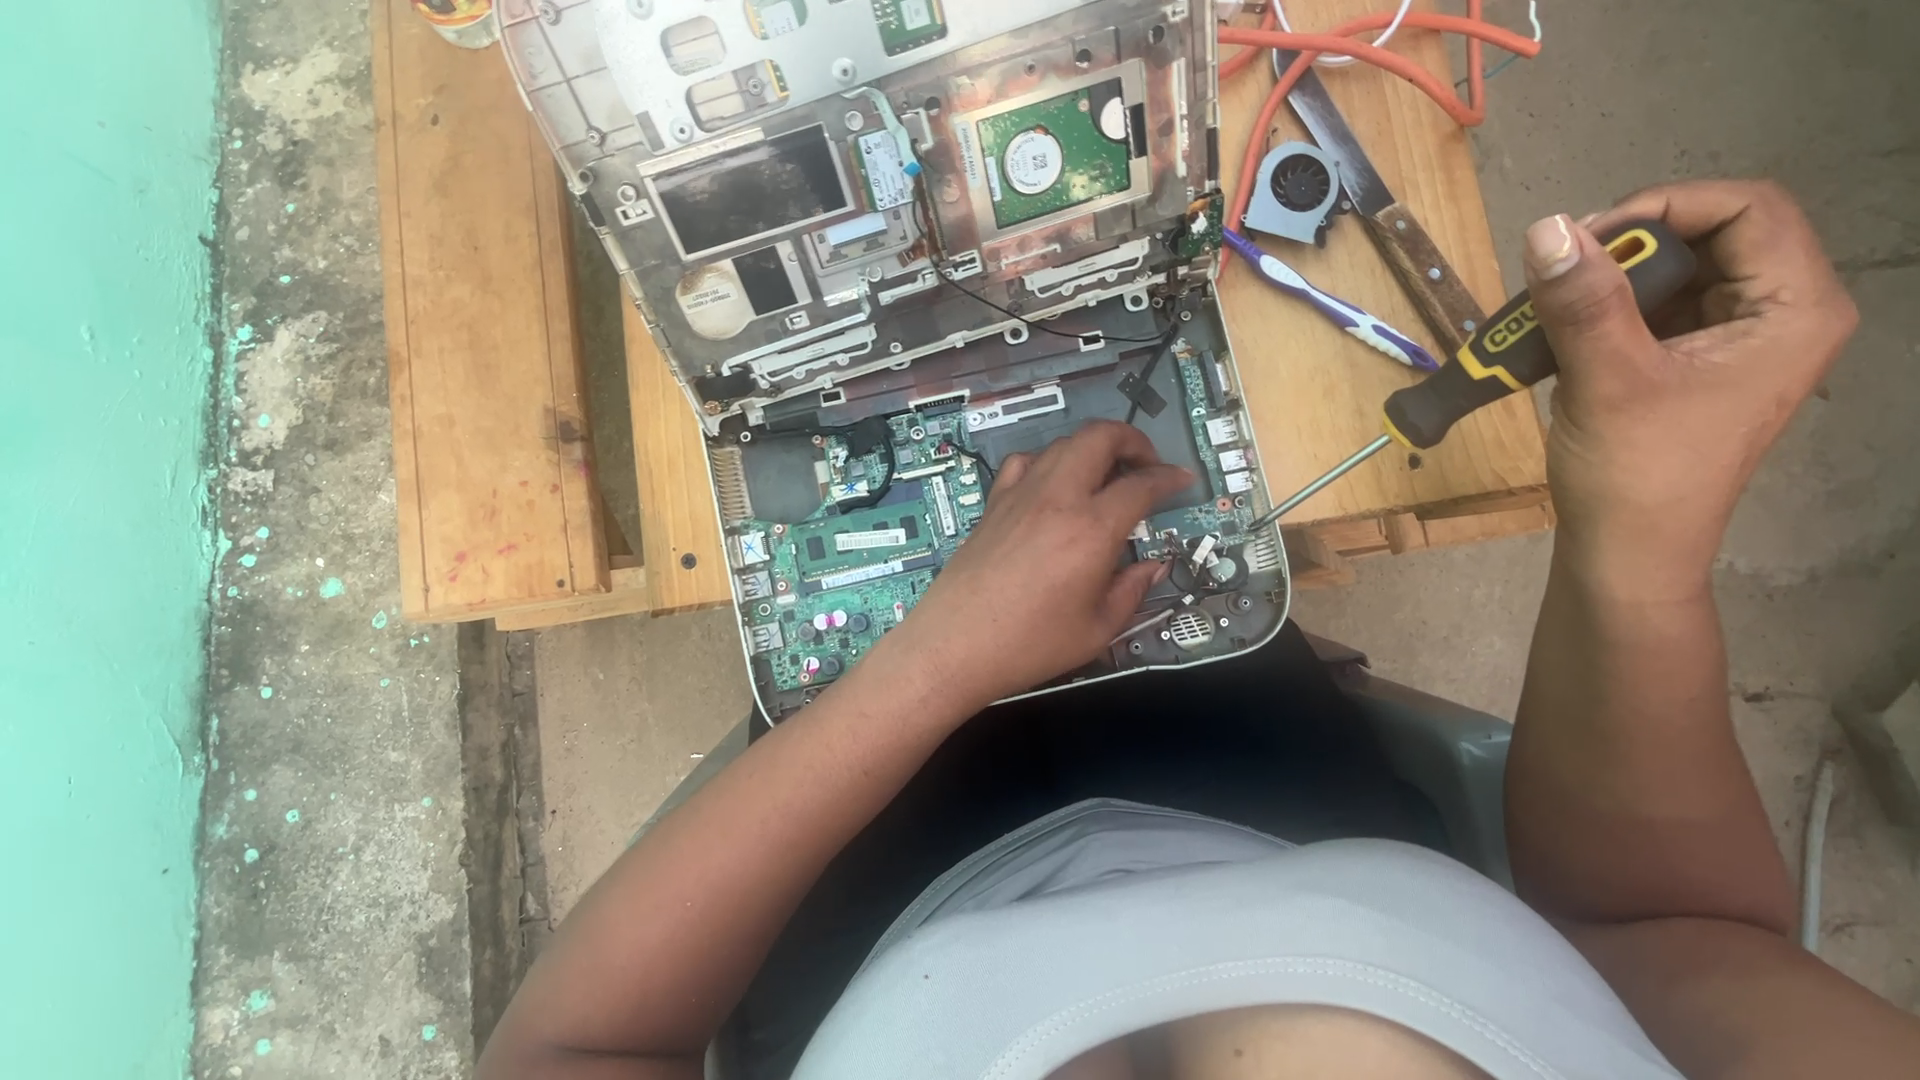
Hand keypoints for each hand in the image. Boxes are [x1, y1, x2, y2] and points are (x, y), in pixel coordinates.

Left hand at [863, 420, 1190, 711]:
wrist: (955, 647)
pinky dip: (1047, 462)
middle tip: (1146, 465)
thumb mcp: (1096, 630)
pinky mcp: (994, 505)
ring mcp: (1020, 496)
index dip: (1169, 478)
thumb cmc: (1027, 646)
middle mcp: (1056, 500)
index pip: (1141, 484)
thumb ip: (1131, 591)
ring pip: (1062, 443)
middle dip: (1132, 441)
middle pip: (1100, 438)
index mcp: (1090, 530)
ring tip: (1105, 475)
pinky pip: (1024, 463)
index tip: (1181, 480)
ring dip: (1092, 449)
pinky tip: (1053, 485)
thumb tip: (1152, 567)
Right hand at [1523, 180, 1857, 597]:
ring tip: (1551, 306)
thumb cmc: (1634, 472)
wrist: (1626, 550)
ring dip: (1609, 281)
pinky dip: (1604, 311)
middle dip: (1630, 245)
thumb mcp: (1606, 380)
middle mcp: (1777, 314)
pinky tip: (1562, 332)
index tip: (1584, 239)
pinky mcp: (1693, 363)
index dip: (1666, 207)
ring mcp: (1735, 340)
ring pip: (1677, 273)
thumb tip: (1546, 227)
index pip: (1748, 211)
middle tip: (1560, 273)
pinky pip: (1655, 310)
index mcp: (1792, 310)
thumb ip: (1582, 302)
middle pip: (1713, 236)